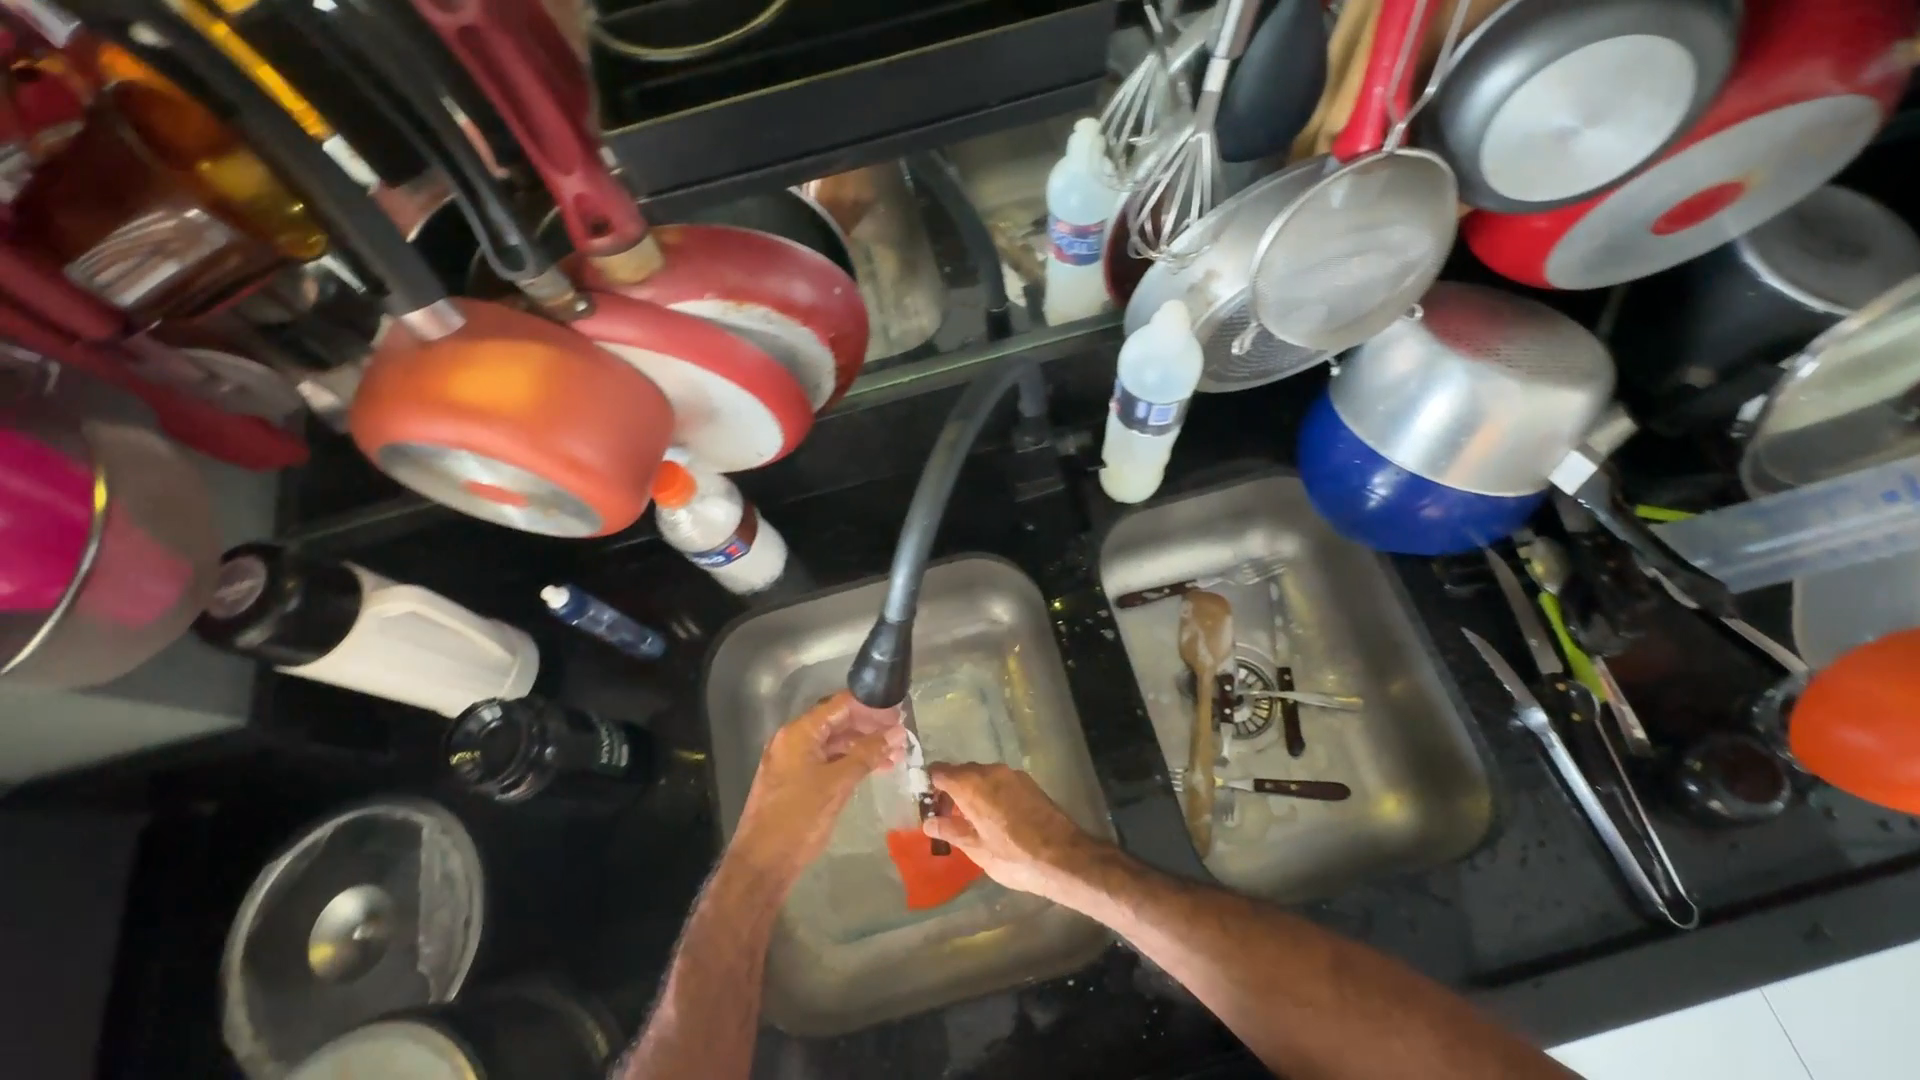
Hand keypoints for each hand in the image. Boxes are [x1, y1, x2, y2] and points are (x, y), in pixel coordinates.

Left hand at [733, 691, 907, 887]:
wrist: (763, 862)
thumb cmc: (799, 818)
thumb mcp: (837, 783)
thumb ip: (867, 754)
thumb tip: (897, 732)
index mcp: (799, 733)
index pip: (840, 705)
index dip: (871, 706)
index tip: (899, 712)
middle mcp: (793, 739)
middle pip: (837, 721)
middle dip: (870, 727)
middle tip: (901, 734)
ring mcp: (793, 760)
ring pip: (834, 743)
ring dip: (863, 746)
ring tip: (895, 754)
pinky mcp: (796, 779)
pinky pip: (827, 760)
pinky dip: (850, 761)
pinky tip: (874, 768)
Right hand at [922, 763, 1106, 899]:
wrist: (1063, 856)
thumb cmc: (1013, 857)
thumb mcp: (976, 849)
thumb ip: (951, 831)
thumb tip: (930, 823)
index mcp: (970, 785)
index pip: (939, 772)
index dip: (930, 786)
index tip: (928, 805)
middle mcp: (990, 771)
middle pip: (961, 772)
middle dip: (951, 791)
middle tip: (948, 818)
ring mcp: (1012, 775)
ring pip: (983, 777)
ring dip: (973, 792)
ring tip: (972, 821)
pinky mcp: (1029, 783)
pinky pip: (1001, 782)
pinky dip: (992, 794)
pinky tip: (996, 819)